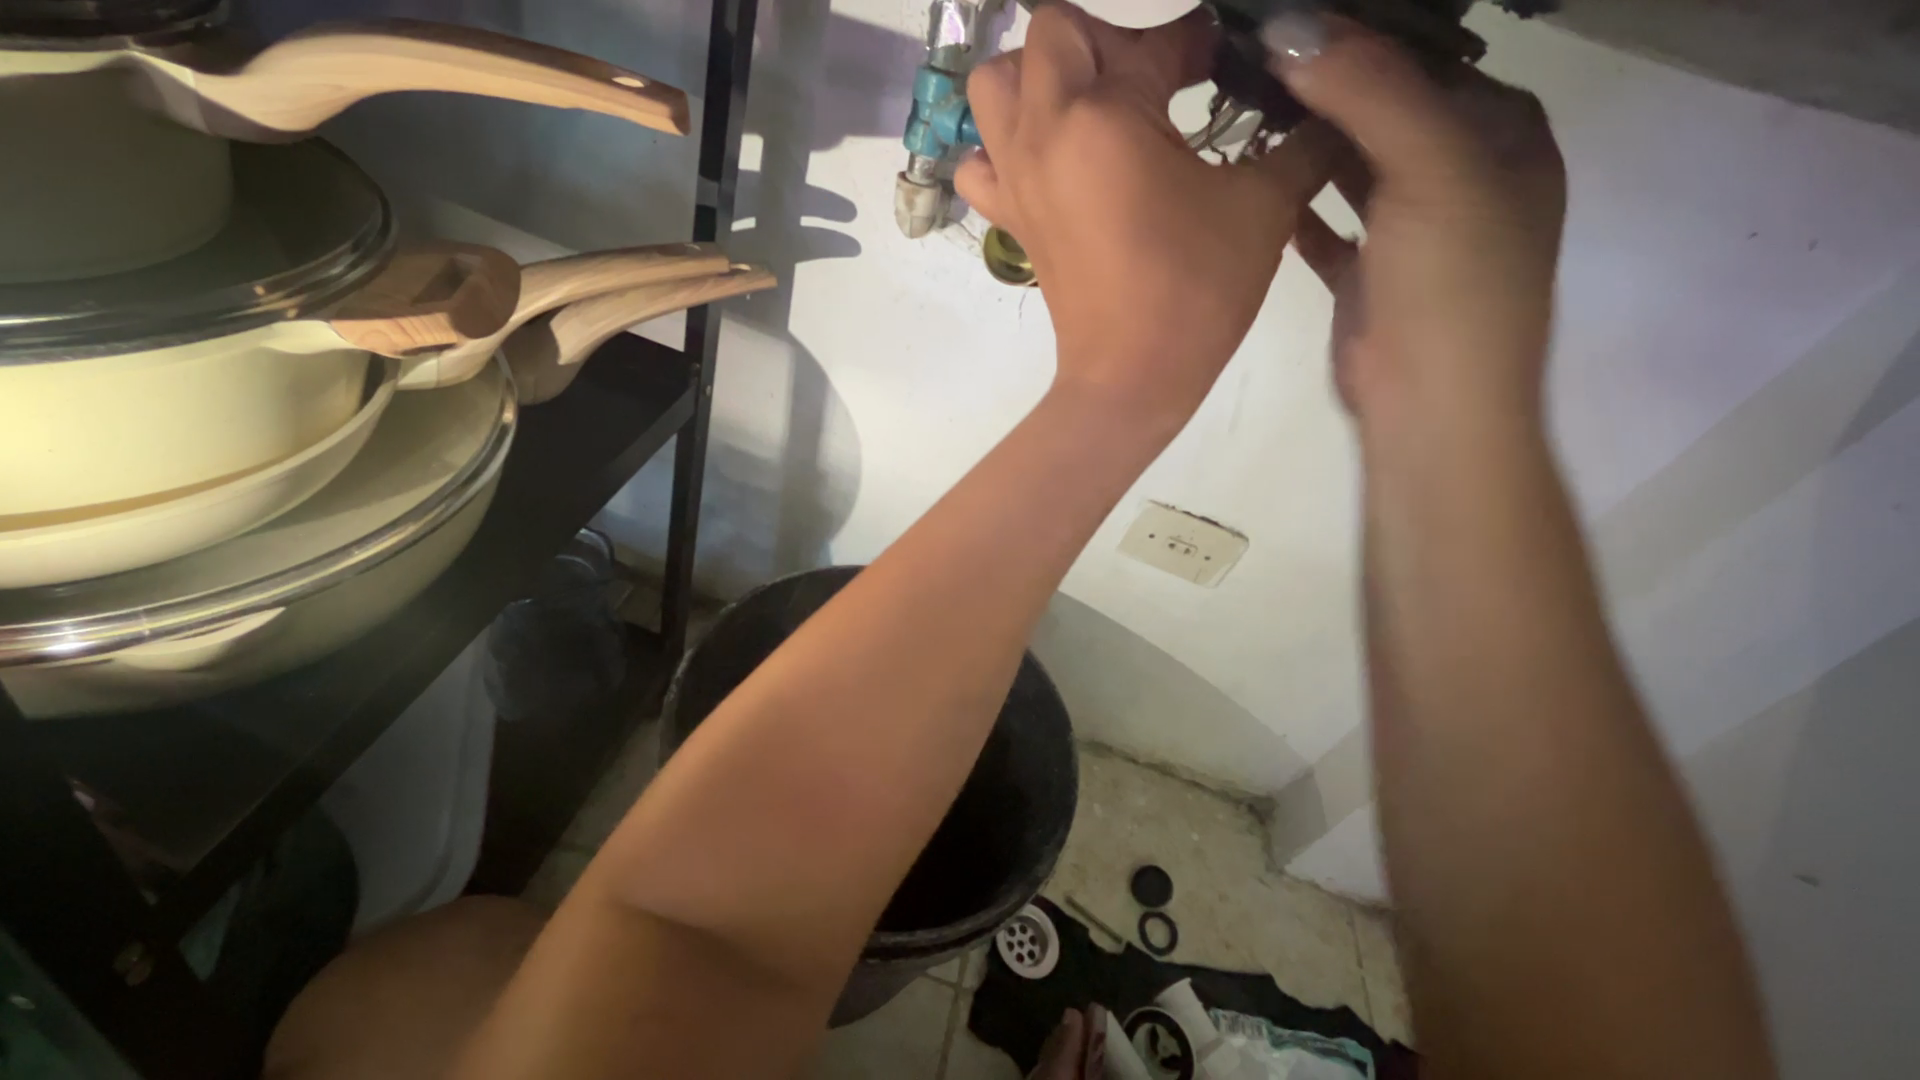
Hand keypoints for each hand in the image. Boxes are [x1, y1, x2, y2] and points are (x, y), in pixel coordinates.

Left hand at [958, 5, 1335, 429]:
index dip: (1196, 40)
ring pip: (995, 84)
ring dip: (1038, 75)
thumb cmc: (1196, 291)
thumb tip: (1329, 106)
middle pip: (1051, 32)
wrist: (1132, 377)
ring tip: (1091, 102)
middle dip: (1105, 35)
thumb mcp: (1264, 207)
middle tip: (1150, 74)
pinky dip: (1002, 147)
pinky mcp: (1008, 216)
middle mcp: (1042, 130)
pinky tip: (1047, 159)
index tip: (1223, 64)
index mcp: (1101, 113)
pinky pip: (981, 159)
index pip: (1149, 38)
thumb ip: (1302, 140)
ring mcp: (1014, 175)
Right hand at [1269, 15, 1566, 427]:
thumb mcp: (1429, 168)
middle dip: (1327, 85)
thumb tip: (1291, 23)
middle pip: (1386, 107)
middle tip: (1252, 61)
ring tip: (1245, 107)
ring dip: (1308, 141)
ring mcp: (1414, 228)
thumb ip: (1369, 90)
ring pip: (1355, 165)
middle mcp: (1463, 173)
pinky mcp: (1369, 274)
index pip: (1427, 57)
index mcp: (1502, 133)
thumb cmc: (1452, 283)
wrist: (1430, 406)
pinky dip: (1298, 204)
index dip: (1362, 35)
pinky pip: (1329, 224)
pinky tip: (1258, 181)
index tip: (1289, 23)